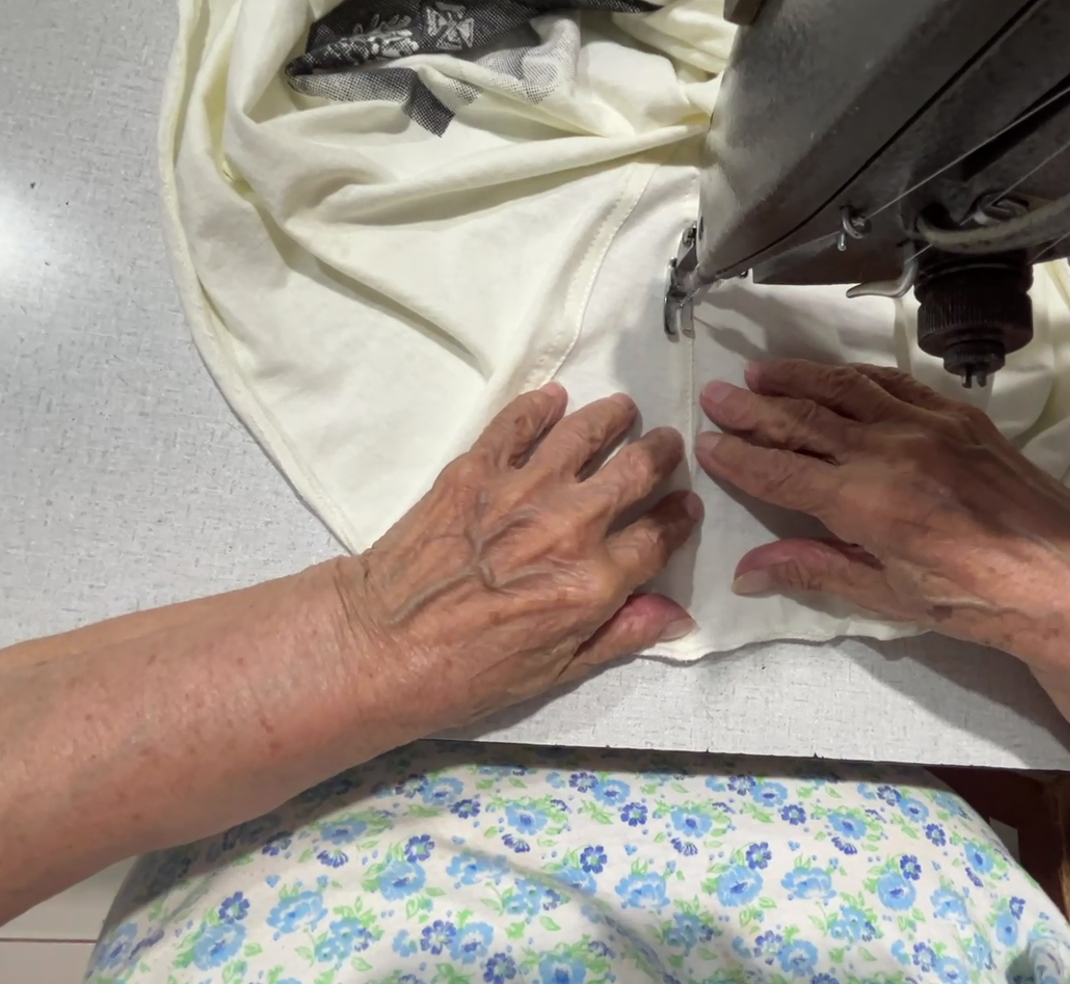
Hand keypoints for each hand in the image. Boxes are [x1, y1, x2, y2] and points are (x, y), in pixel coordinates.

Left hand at [332, 384, 700, 730]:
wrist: (382, 645)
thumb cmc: (471, 672)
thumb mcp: (557, 672)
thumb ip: (621, 635)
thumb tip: (678, 615)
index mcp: (595, 581)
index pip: (660, 536)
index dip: (680, 516)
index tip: (686, 503)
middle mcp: (571, 525)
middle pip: (636, 470)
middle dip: (661, 452)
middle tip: (665, 442)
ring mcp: (523, 489)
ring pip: (586, 433)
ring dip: (613, 416)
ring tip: (622, 410)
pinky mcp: (476, 467)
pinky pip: (517, 423)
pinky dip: (540, 405)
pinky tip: (555, 398)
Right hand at [693, 359, 1069, 666]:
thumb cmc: (974, 599)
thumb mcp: (887, 597)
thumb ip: (812, 570)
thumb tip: (742, 574)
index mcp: (865, 503)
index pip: (780, 471)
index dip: (737, 457)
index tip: (704, 443)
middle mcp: (888, 452)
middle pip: (801, 420)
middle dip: (750, 408)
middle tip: (712, 394)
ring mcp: (924, 424)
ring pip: (841, 389)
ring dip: (793, 378)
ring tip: (757, 372)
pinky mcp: (955, 412)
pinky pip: (889, 383)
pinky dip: (850, 375)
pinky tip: (830, 373)